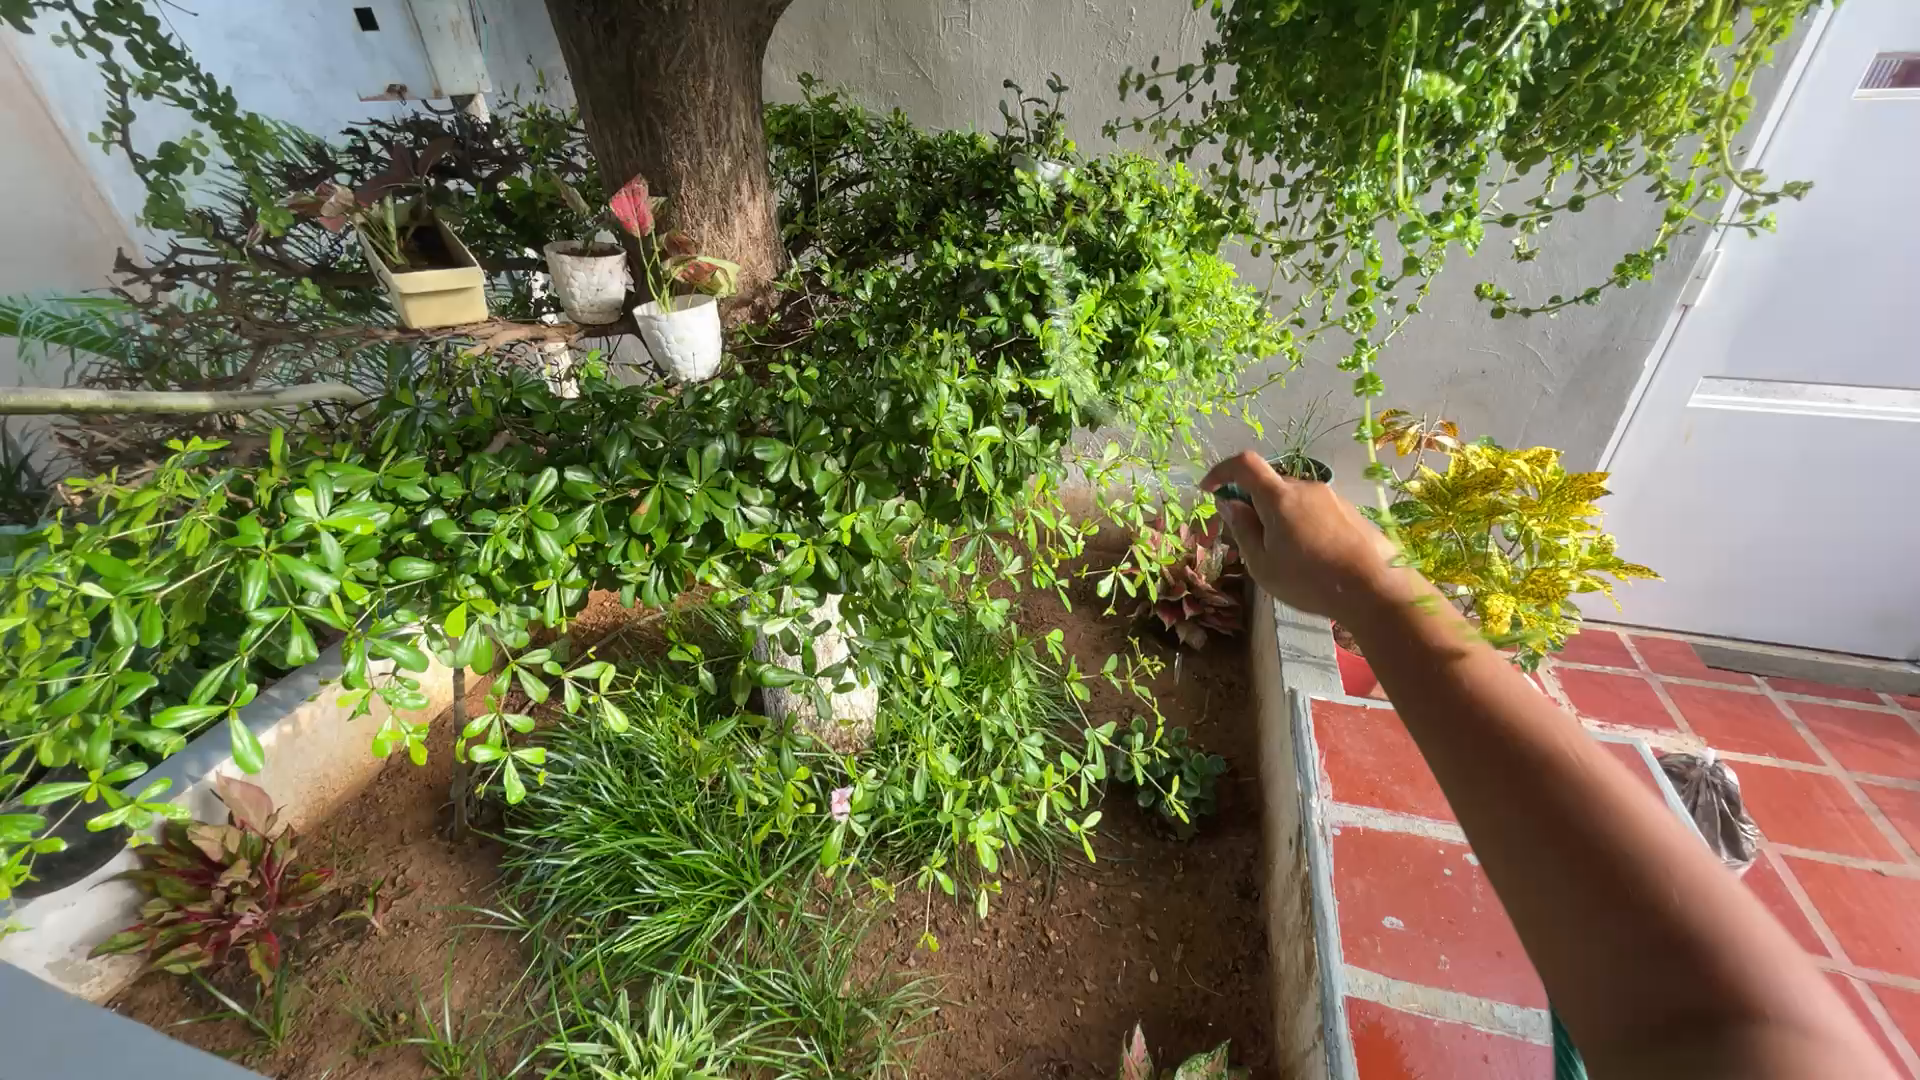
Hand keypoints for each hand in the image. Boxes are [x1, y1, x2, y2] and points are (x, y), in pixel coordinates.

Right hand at [1200, 451, 1404, 623]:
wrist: (1377, 590)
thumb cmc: (1310, 581)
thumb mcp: (1262, 564)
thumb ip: (1242, 529)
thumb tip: (1230, 504)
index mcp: (1279, 498)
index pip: (1244, 464)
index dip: (1221, 471)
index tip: (1209, 490)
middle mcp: (1305, 488)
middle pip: (1269, 484)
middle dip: (1251, 503)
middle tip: (1249, 539)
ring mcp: (1331, 498)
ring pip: (1292, 498)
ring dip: (1278, 516)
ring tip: (1283, 554)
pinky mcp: (1349, 511)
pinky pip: (1313, 509)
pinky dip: (1300, 522)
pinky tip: (1310, 556)